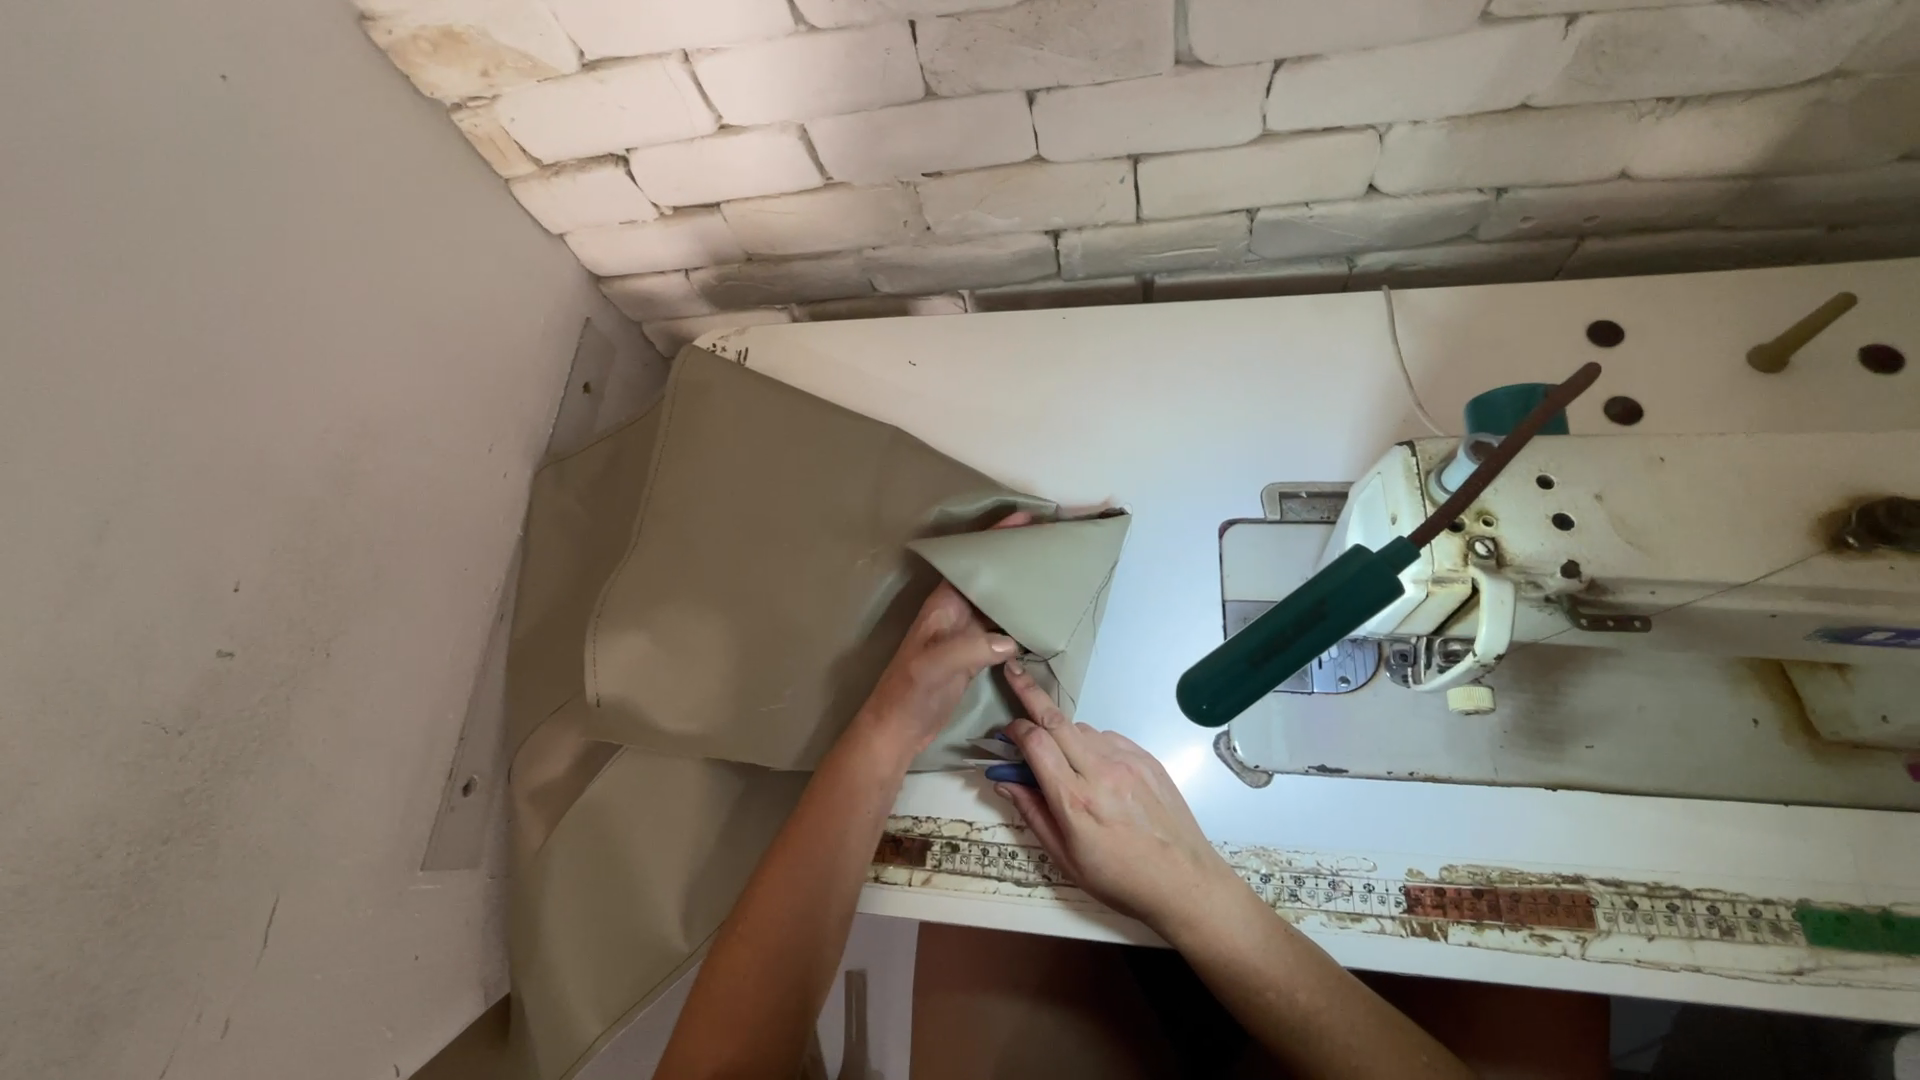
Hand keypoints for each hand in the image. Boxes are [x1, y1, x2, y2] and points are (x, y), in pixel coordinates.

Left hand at [849, 512, 1032, 759]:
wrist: (899, 728)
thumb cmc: (909, 691)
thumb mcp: (936, 665)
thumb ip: (971, 649)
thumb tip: (1011, 640)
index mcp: (943, 604)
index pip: (971, 561)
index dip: (996, 538)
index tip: (1026, 519)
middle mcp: (956, 612)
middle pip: (990, 577)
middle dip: (1016, 559)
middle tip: (1051, 544)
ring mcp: (967, 634)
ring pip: (999, 603)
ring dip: (1022, 590)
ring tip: (1054, 575)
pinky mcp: (976, 655)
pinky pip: (1004, 631)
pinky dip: (1022, 623)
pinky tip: (1043, 621)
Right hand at [994, 662, 1238, 933]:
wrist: (1184, 883)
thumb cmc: (1119, 879)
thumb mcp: (1065, 858)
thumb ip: (1032, 813)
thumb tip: (1004, 782)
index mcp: (1074, 800)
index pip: (1035, 743)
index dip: (1014, 730)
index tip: (1005, 731)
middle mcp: (1100, 771)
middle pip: (1056, 719)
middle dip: (1029, 692)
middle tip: (1013, 670)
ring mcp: (1128, 761)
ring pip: (1082, 728)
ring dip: (1063, 731)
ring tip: (1063, 759)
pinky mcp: (1147, 759)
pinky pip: (1108, 737)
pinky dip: (1091, 742)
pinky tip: (1094, 767)